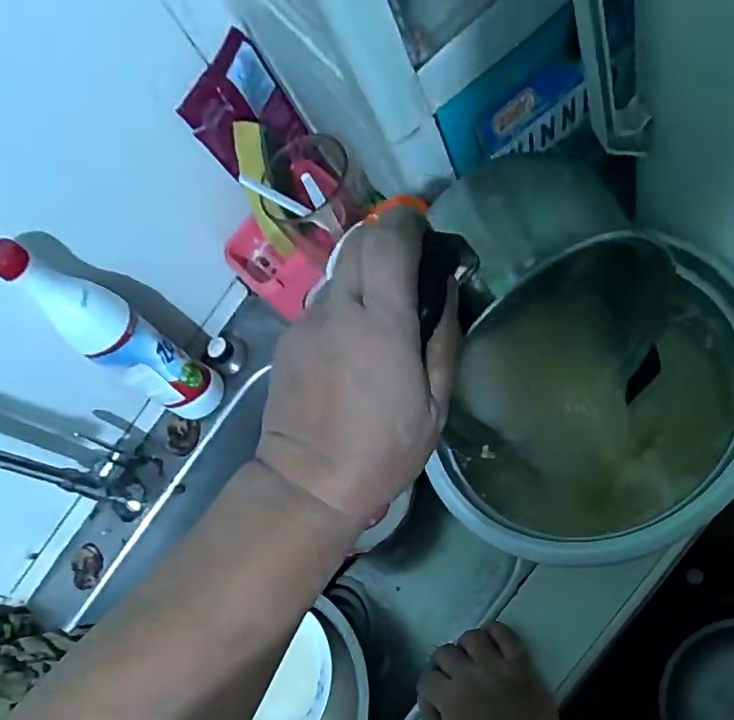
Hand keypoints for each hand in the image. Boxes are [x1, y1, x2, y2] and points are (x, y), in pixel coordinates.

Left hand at [256, 207, 460, 522]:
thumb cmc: (383, 453)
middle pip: (358, 243)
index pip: (388, 239)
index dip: (409, 222)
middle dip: (386, 242)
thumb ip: (442, 341)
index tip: (426, 232)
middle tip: (408, 272)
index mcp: (381, 324)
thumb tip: (446, 288)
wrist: (309, 483)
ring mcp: (306, 324)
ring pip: (338, 278)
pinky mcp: (287, 342)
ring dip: (363, 284)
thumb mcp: (434, 407)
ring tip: (380, 326)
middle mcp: (337, 311)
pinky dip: (341, 314)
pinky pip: (321, 310)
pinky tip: (349, 355)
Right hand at [418, 623, 572, 719]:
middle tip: (452, 675)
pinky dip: (494, 631)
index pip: (425, 678)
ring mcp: (496, 665)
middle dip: (442, 664)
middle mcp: (469, 674)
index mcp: (450, 698)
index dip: (428, 687)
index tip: (437, 695)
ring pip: (471, 637)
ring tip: (472, 658)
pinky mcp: (520, 661)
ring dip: (466, 646)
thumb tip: (426, 699)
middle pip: (444, 652)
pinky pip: (504, 633)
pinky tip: (491, 641)